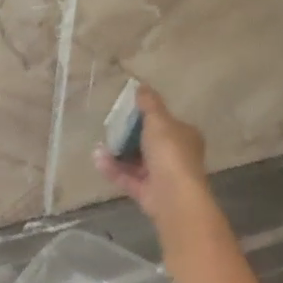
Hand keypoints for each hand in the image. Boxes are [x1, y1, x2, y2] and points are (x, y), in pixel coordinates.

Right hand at [95, 85, 208, 221]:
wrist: (173, 196)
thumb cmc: (170, 152)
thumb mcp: (159, 121)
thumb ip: (149, 103)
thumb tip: (141, 86)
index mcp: (185, 136)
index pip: (166, 123)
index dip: (147, 117)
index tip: (126, 112)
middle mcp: (176, 156)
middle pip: (149, 143)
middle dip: (128, 137)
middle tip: (109, 129)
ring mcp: (162, 176)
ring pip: (136, 162)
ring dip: (117, 153)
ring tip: (98, 145)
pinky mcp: (148, 193)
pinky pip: (128, 178)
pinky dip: (114, 169)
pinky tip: (97, 159)